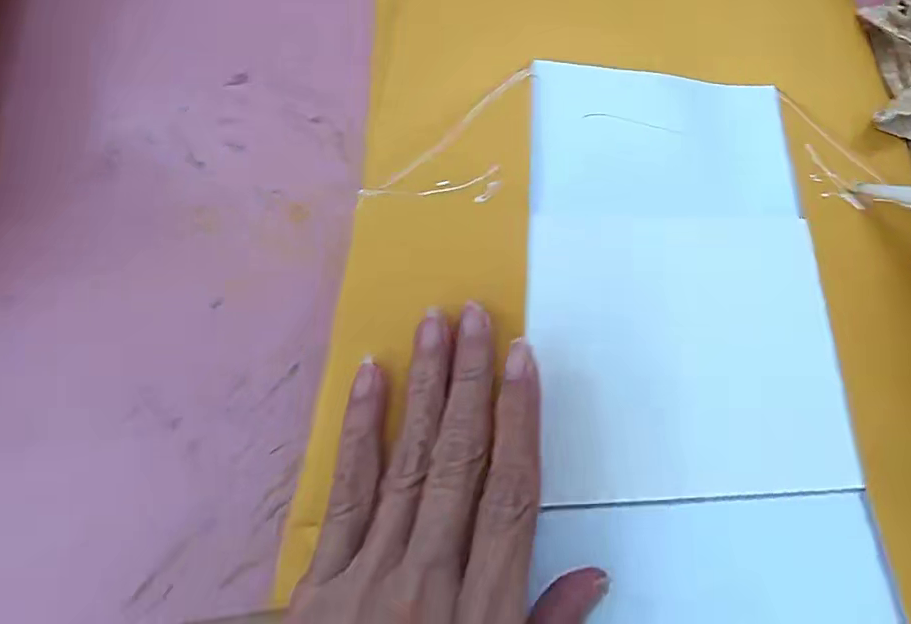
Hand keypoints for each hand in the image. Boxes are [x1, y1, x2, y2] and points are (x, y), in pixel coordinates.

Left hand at [285, 303, 605, 623]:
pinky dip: (361, 431)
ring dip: (424, 387)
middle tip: (474, 316)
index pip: (512, 492)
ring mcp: (364, 583)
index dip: (521, 417)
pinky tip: (372, 379)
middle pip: (459, 460)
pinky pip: (346, 495)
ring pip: (407, 461)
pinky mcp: (314, 590)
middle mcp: (426, 586)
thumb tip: (595, 573)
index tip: (523, 357)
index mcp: (482, 615)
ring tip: (431, 326)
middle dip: (471, 381)